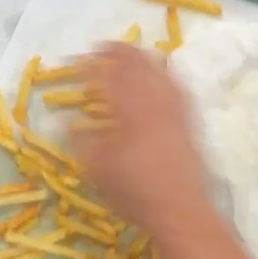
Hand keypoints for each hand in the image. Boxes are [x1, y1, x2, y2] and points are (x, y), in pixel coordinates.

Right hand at [70, 44, 214, 234]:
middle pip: (138, 67)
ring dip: (143, 59)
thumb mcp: (98, 171)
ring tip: (131, 54)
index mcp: (130, 113)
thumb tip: (69, 124)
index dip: (92, 65)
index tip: (77, 59)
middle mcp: (155, 105)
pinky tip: (162, 77)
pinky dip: (166, 76)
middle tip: (102, 47)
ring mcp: (176, 112)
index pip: (109, 78)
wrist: (180, 211)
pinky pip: (178, 88)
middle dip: (119, 52)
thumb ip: (83, 142)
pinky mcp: (188, 123)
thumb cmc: (135, 193)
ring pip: (161, 73)